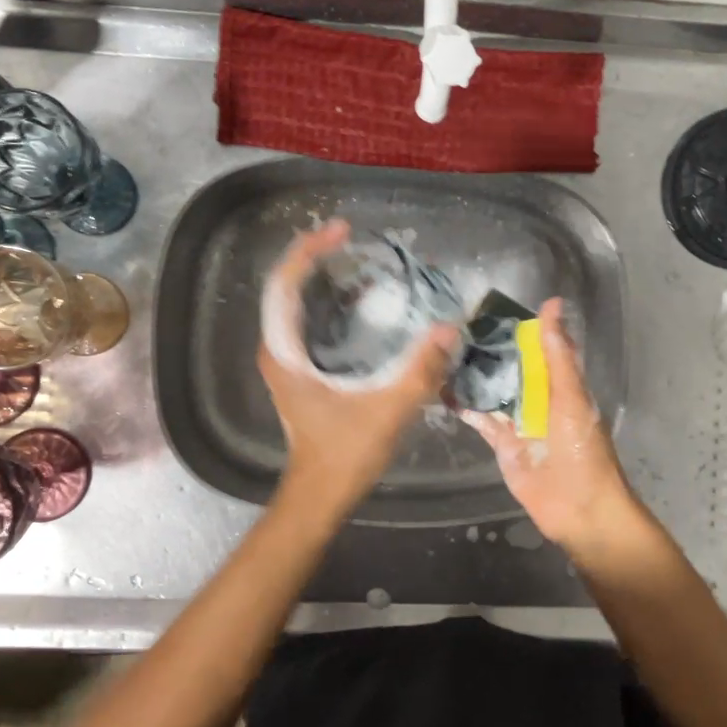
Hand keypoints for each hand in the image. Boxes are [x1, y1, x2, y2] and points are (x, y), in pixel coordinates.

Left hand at [259, 220, 457, 515]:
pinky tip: (362, 302)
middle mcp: (277, 350)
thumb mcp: (387, 410)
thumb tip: (448, 327)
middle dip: (319, 258)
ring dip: (325, 279)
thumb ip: (418, 370)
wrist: (320, 495)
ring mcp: (287, 361)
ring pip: (298, 305)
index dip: (310, 250)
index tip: (341, 231)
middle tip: (353, 240)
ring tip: (360, 261)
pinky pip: (310, 322)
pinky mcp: (301, 372)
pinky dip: (331, 303)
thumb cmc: (344, 455)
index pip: (286, 284)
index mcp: (284, 352)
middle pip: (290, 287)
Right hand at [463, 298, 643, 551]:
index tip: (491, 308)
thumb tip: (552, 306)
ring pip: (495, 393)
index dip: (521, 329)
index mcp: (563, 384)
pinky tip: (443, 390)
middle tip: (454, 328)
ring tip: (443, 352)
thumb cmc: (583, 449)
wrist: (579, 508)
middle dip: (491, 352)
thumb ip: (558, 355)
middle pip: (513, 370)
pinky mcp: (503, 445)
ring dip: (475, 376)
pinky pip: (483, 421)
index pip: (541, 348)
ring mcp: (520, 423)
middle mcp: (541, 400)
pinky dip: (466, 407)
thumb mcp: (571, 397)